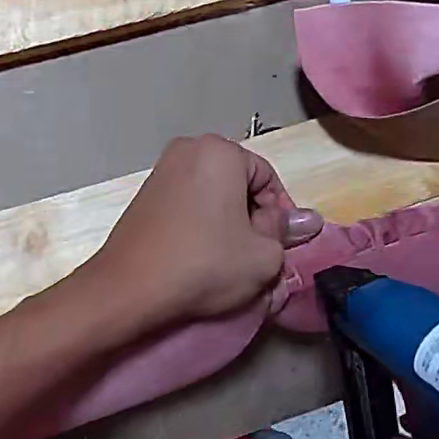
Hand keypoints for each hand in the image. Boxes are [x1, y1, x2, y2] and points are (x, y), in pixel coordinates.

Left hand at [79, 135, 323, 326]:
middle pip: (239, 185)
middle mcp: (188, 149)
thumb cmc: (205, 264)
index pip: (268, 178)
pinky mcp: (144, 196)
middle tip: (257, 257)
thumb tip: (308, 220)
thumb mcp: (263, 255)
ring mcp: (161, 171)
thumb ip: (286, 233)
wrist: (130, 288)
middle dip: (254, 220)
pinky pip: (188, 206)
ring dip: (229, 226)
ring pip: (213, 198)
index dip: (281, 215)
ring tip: (231, 262)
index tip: (280, 247)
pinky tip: (202, 258)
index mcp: (220, 151)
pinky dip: (202, 227)